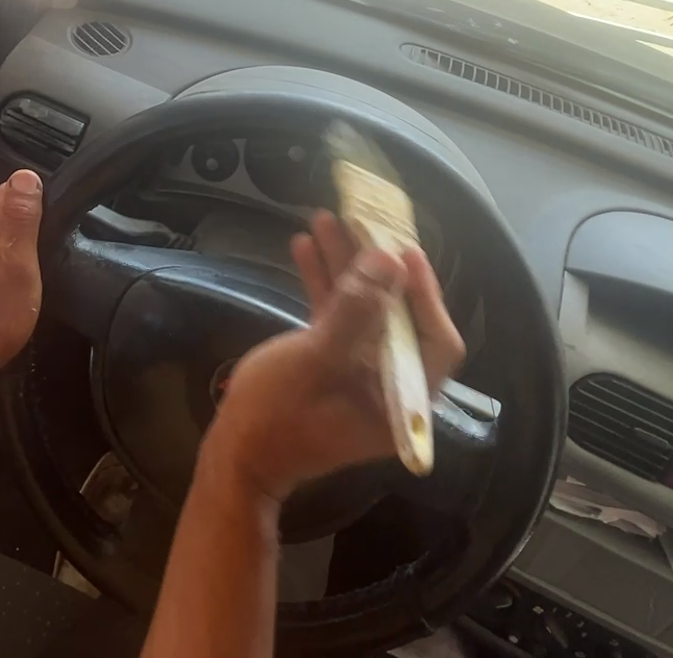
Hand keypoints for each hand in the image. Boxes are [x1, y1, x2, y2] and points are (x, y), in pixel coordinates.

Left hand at [0, 170, 44, 388]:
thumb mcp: (18, 264)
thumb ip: (22, 218)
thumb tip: (27, 175)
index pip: (9, 190)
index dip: (34, 209)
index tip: (43, 237)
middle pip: (0, 209)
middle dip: (23, 227)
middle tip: (34, 260)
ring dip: (13, 244)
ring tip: (23, 272)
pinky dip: (1, 257)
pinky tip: (7, 280)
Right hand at [206, 210, 464, 501]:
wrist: (237, 453)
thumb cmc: (277, 415)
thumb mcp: (318, 360)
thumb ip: (356, 310)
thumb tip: (390, 261)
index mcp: (402, 397)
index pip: (436, 340)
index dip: (425, 293)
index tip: (404, 250)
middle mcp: (388, 381)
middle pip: (396, 314)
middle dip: (376, 266)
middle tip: (361, 220)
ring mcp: (357, 369)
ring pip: (361, 307)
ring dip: (343, 265)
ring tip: (324, 219)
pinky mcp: (329, 360)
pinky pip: (334, 315)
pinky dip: (321, 283)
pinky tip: (304, 247)